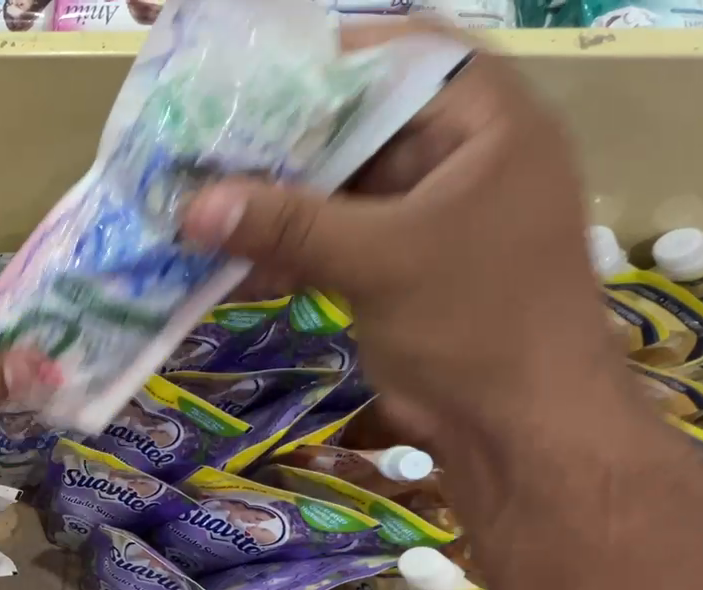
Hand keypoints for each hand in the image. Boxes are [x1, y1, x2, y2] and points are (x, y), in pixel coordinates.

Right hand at [178, 26, 619, 442]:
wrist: (512, 419)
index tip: (242, 84)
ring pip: (326, 186)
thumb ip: (288, 228)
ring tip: (192, 202)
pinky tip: (219, 260)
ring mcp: (415, 212)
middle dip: (273, 141)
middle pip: (351, 124)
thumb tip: (191, 209)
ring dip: (263, 201)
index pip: (402, 56)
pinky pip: (319, 237)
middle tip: (197, 147)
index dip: (323, 62)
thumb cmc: (476, 321)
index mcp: (483, 123)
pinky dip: (273, 247)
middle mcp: (451, 155)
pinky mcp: (385, 260)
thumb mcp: (382, 260)